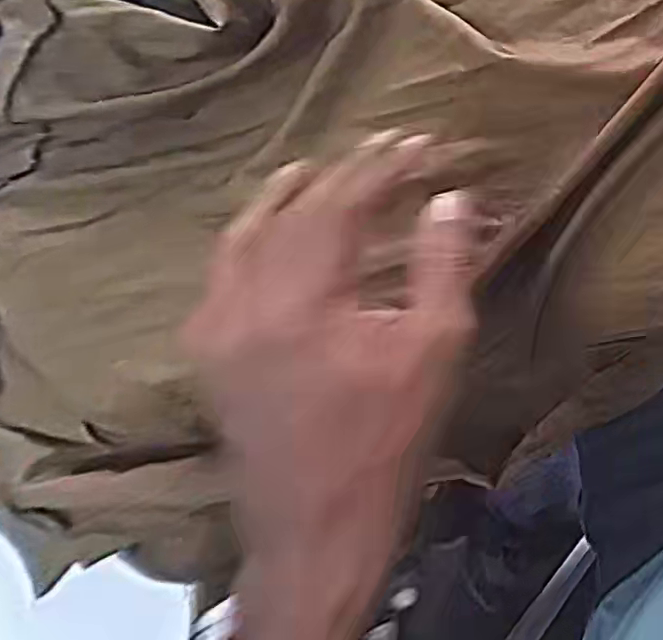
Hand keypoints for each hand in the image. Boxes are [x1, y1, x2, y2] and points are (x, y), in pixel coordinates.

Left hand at [182, 132, 478, 639]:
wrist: (321, 519)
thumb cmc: (392, 428)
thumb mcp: (439, 341)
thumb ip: (444, 262)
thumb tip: (450, 199)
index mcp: (302, 302)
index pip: (342, 207)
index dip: (384, 168)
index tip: (421, 142)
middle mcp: (244, 306)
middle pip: (292, 214)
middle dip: (345, 172)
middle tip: (386, 143)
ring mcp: (218, 331)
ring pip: (242, 238)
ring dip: (286, 195)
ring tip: (317, 165)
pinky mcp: (212, 354)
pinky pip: (224, 271)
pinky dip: (253, 233)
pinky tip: (271, 228)